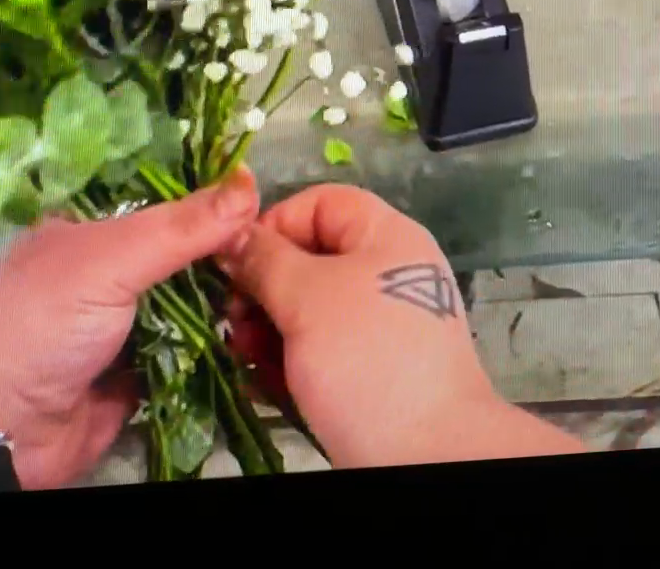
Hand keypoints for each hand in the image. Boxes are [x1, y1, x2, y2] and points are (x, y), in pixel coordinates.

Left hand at [0, 170, 257, 488]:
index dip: (213, 202)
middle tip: (281, 253)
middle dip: (227, 255)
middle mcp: (112, 271)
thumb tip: (249, 182)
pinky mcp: (141, 371)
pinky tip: (257, 331)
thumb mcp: (110, 260)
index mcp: (95, 229)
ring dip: (227, 301)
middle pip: (185, 254)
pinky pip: (190, 351)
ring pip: (192, 303)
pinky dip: (217, 345)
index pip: (166, 203)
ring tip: (279, 291)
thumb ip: (180, 228)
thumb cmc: (43, 322)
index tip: (267, 202)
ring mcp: (127, 323)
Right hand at [222, 184, 575, 468]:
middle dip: (262, 283)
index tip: (237, 260)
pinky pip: (318, 345)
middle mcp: (383, 271)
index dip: (274, 222)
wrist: (429, 455)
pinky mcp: (368, 367)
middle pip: (308, 256)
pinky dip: (286, 356)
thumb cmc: (367, 359)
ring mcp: (377, 322)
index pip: (319, 203)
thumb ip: (263, 258)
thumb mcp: (306, 297)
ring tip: (241, 351)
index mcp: (384, 236)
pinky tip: (258, 376)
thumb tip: (230, 234)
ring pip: (307, 305)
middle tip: (232, 315)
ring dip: (266, 324)